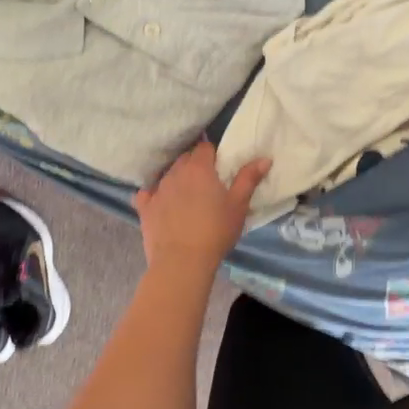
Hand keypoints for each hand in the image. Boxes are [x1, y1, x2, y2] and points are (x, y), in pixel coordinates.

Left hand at [134, 141, 269, 276]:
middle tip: (208, 181)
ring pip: (168, 174)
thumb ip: (249, 178)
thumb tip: (264, 158)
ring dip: (178, 178)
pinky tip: (161, 202)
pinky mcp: (145, 208)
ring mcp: (157, 190)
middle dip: (196, 163)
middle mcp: (175, 173)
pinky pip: (147, 193)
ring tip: (188, 194)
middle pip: (185, 158)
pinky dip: (154, 194)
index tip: (221, 166)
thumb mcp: (239, 205)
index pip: (204, 147)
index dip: (213, 153)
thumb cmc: (215, 230)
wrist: (182, 261)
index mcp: (199, 169)